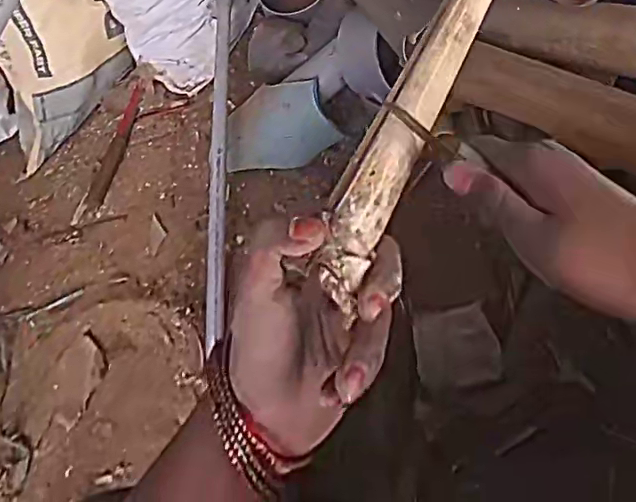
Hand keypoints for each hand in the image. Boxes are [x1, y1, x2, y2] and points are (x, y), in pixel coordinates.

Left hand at [225, 215, 401, 456]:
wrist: (261, 413)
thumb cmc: (253, 343)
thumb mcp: (252, 283)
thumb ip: (272, 241)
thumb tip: (308, 224)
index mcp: (311, 252)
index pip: (346, 222)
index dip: (360, 227)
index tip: (355, 245)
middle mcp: (337, 276)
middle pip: (381, 259)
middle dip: (383, 281)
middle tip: (370, 305)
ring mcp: (353, 311)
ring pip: (384, 310)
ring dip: (368, 345)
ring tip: (347, 374)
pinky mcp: (363, 346)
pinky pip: (379, 350)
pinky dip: (360, 371)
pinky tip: (334, 387)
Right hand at [442, 136, 635, 333]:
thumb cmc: (603, 264)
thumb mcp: (535, 239)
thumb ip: (492, 200)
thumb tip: (450, 167)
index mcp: (531, 159)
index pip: (474, 148)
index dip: (460, 174)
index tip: (464, 213)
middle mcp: (548, 152)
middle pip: (494, 162)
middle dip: (487, 195)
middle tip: (500, 239)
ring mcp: (568, 166)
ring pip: (515, 179)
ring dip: (510, 208)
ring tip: (526, 246)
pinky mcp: (584, 185)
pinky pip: (537, 189)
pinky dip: (532, 212)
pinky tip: (548, 244)